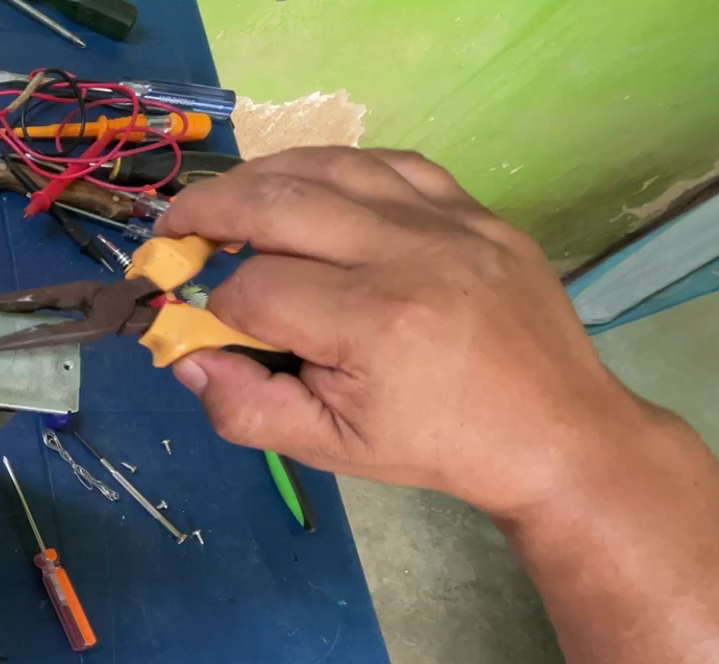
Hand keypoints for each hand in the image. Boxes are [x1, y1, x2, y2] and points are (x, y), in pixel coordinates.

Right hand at [157, 147, 661, 521]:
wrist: (549, 429)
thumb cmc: (425, 444)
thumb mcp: (320, 445)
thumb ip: (240, 407)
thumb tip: (184, 357)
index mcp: (373, 323)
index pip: (254, 291)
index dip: (211, 310)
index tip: (204, 332)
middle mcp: (410, 254)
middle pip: (278, 203)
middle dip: (206, 213)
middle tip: (168, 234)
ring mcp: (449, 221)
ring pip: (327, 167)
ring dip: (255, 179)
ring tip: (216, 204)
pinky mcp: (471, 210)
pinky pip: (385, 162)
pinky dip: (326, 169)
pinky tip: (297, 190)